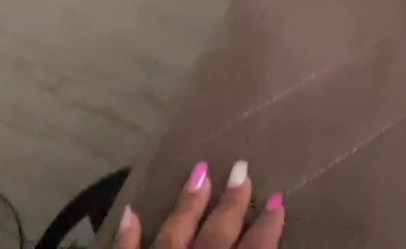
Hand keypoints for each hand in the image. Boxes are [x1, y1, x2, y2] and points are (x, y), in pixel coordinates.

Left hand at [113, 160, 284, 248]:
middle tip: (242, 167)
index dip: (267, 227)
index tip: (277, 198)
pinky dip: (128, 234)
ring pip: (175, 233)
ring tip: (200, 170)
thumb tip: (260, 238)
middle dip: (230, 203)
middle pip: (215, 235)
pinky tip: (131, 212)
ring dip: (188, 203)